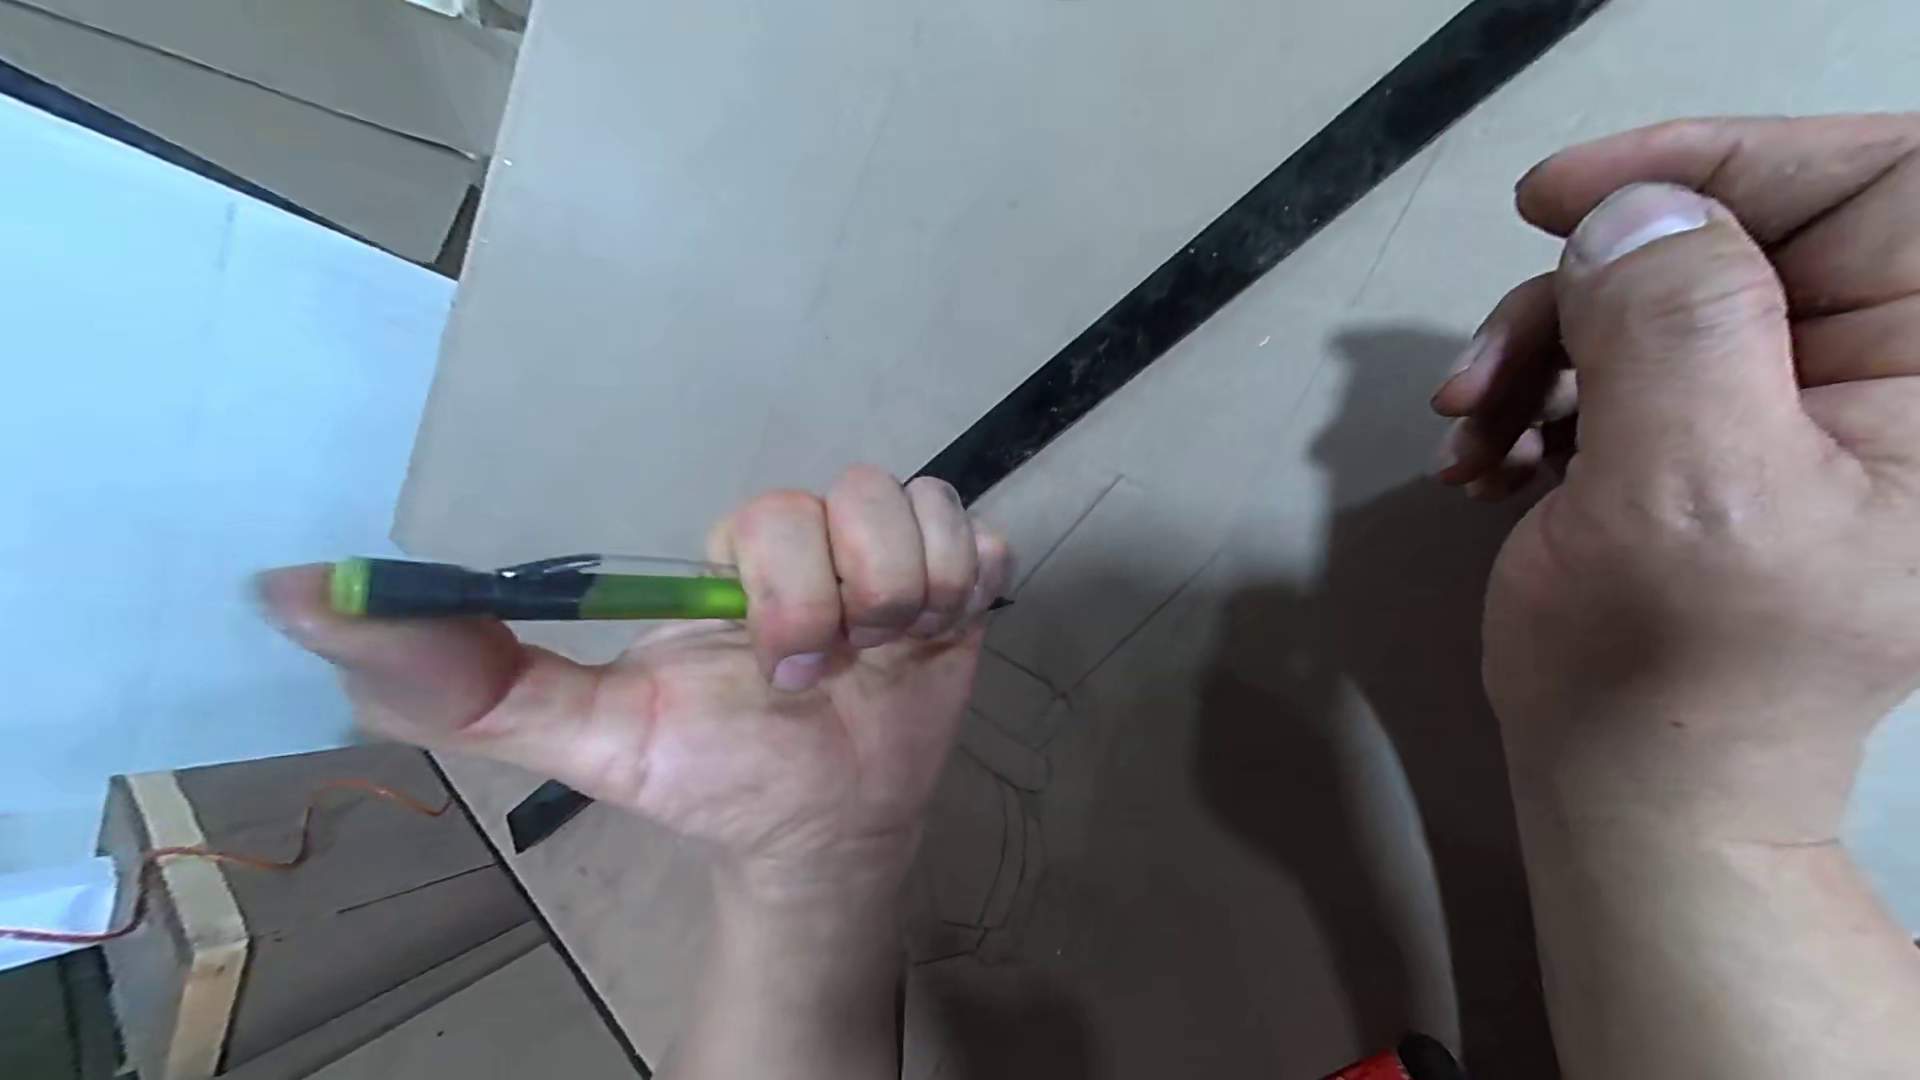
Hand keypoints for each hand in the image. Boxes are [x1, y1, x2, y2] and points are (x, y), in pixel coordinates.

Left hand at [259, 466, 1010, 891]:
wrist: (825, 819)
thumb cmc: (718, 776)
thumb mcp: (590, 736)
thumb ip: (461, 676)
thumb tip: (293, 589)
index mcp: (747, 548)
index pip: (783, 509)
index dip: (791, 589)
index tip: (782, 671)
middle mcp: (823, 533)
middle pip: (869, 499)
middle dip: (859, 601)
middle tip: (839, 668)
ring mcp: (898, 551)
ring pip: (930, 510)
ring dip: (919, 598)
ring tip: (897, 653)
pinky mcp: (961, 579)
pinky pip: (984, 541)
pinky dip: (973, 584)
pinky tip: (944, 630)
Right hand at [1432, 116, 1919, 840]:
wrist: (1620, 759)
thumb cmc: (1670, 651)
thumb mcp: (1683, 487)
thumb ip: (1669, 334)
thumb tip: (1623, 213)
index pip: (1868, 187)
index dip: (1706, 165)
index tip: (1553, 192)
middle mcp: (1869, 375)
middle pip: (1701, 259)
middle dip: (1561, 311)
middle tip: (1469, 384)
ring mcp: (1757, 414)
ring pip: (1619, 322)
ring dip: (1519, 374)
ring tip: (1465, 445)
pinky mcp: (1670, 447)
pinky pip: (1583, 383)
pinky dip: (1515, 416)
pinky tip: (1482, 468)